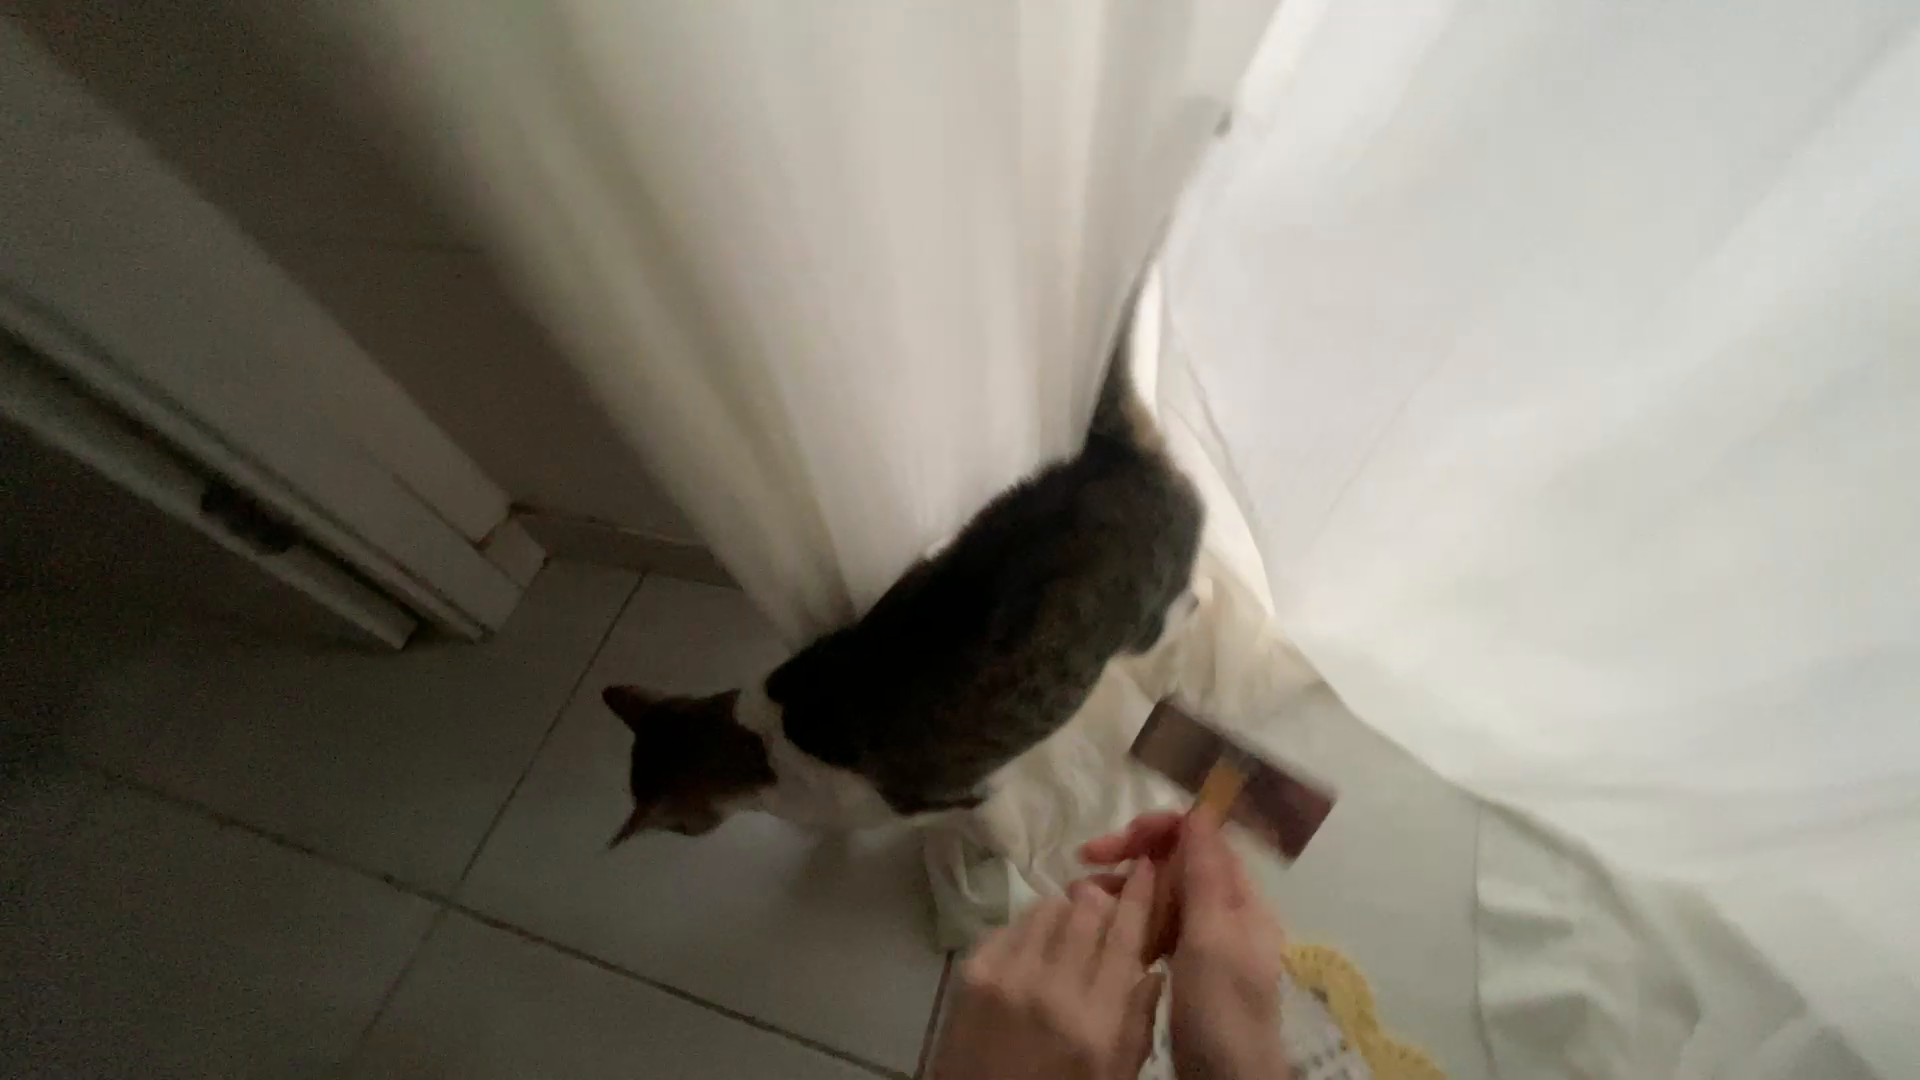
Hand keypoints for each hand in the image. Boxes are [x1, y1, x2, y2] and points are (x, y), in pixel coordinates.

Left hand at [930, 861, 1165, 1079]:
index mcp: (1096, 1023)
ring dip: (1065, 912)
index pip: (1125, 938)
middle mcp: (1054, 988)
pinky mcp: (974, 969)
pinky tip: (1034, 951)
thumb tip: (1153, 965)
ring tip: (1067, 934)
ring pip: (1048, 907)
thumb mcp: (1113, 1077)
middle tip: (1106, 907)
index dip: (1139, 895)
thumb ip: (1138, 1022)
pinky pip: (1013, 924)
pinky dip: (1030, 928)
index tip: (1146, 866)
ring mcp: (1009, 974)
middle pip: (1086, 909)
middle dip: (1102, 901)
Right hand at [1082, 813, 1289, 1079]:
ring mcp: (1204, 935)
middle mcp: (1224, 908)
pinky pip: (1155, 920)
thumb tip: (1200, 809)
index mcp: (1239, 897)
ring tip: (1081, 893)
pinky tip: (1100, 920)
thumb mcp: (1212, 939)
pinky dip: (1127, 913)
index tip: (1117, 841)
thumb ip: (1205, 874)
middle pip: (1176, 858)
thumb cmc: (1221, 1010)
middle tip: (1085, 857)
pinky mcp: (1185, 960)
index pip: (1199, 836)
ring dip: (1123, 882)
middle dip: (1132, 852)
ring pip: (1160, 888)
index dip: (1158, 828)